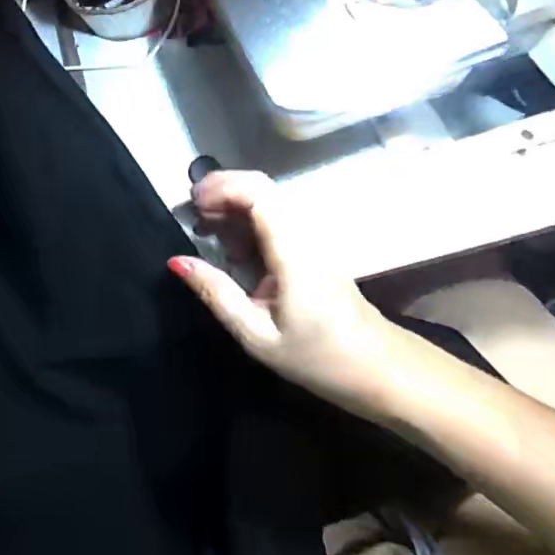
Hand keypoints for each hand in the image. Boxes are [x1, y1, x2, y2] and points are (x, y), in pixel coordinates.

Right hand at [170, 171, 402, 419]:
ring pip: (267, 197)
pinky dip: (246, 218)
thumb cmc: (318, 357)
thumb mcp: (257, 336)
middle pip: (261, 186)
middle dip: (221, 189)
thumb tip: (177, 261)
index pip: (258, 194)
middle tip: (193, 214)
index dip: (222, 187)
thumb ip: (216, 294)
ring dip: (232, 202)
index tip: (192, 204)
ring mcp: (310, 236)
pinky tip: (230, 246)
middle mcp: (304, 233)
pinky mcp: (310, 245)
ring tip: (204, 228)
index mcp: (293, 252)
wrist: (378, 368)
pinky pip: (274, 215)